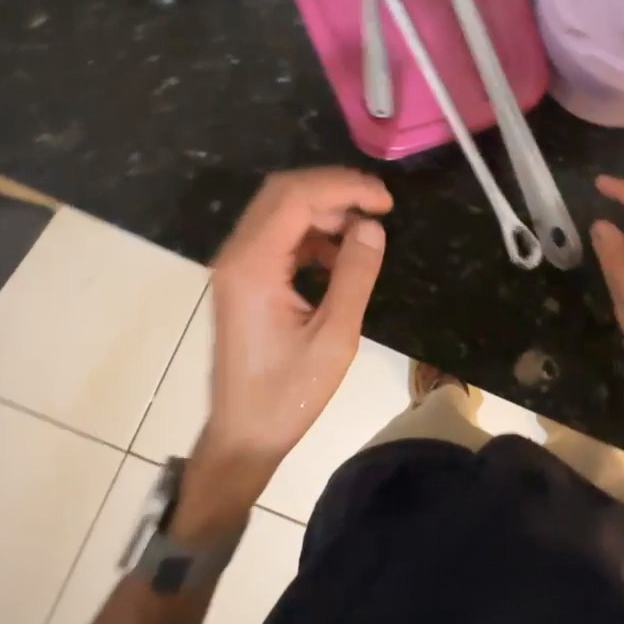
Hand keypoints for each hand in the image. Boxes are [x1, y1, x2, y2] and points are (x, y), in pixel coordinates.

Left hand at [191, 169, 390, 509]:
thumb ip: (354, 276)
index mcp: (254, 266)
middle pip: (283, 193)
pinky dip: (311, 234)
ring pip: (279, 211)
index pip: (297, 197)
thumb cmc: (288, 394)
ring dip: (324, 210)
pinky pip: (277, 237)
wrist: (242, 435)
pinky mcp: (243, 279)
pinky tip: (340, 256)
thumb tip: (373, 226)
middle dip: (335, 190)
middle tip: (380, 206)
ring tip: (366, 230)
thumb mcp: (334, 338)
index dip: (345, 188)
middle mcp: (237, 255)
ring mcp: (236, 266)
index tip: (387, 201)